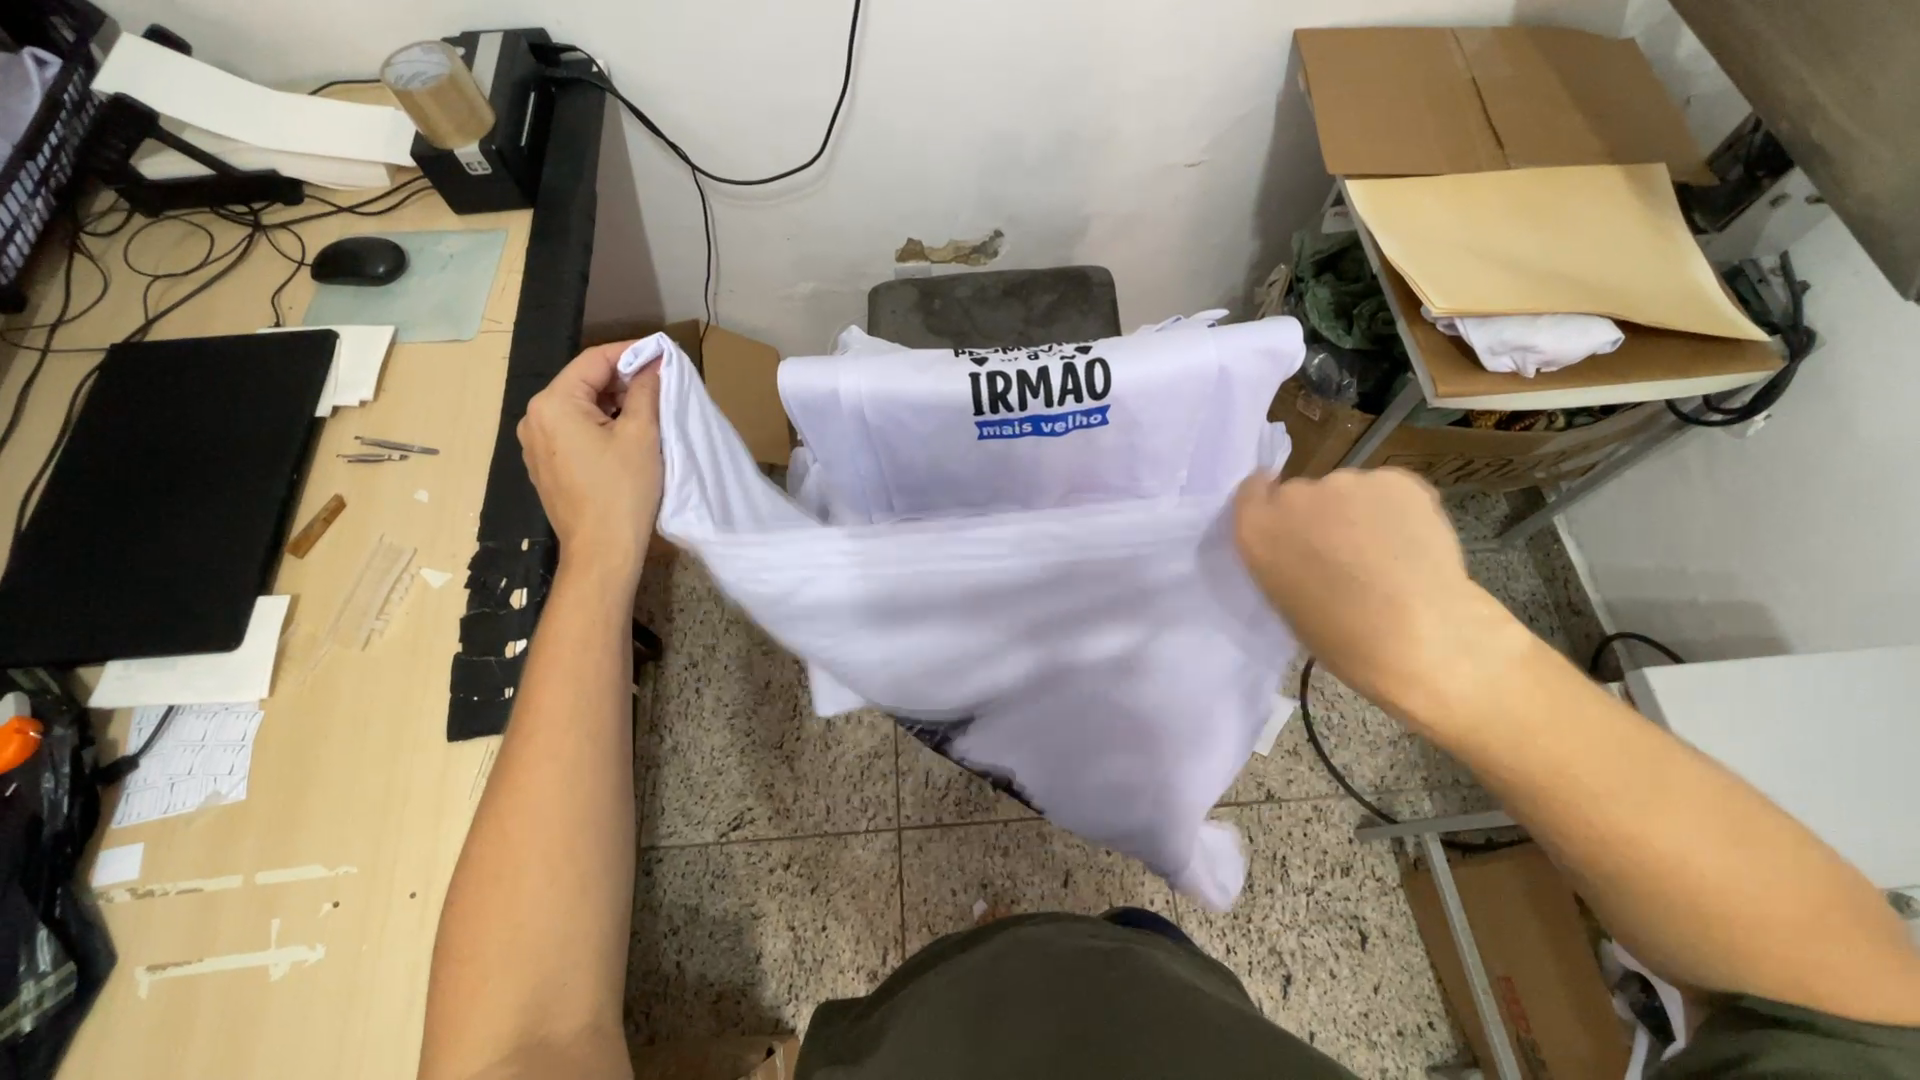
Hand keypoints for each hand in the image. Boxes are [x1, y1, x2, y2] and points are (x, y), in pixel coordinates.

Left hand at [517, 341, 662, 584]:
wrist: (602, 550)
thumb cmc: (623, 490)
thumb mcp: (641, 435)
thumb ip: (645, 391)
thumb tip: (653, 363)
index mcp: (553, 403)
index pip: (593, 360)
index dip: (630, 353)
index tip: (661, 354)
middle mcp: (534, 418)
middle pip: (582, 382)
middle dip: (621, 380)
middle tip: (660, 384)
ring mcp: (535, 444)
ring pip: (578, 408)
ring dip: (612, 404)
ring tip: (648, 410)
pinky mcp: (544, 465)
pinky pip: (572, 431)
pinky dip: (599, 425)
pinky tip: (625, 437)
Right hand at [1233, 468, 1528, 728]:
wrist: (1416, 635)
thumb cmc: (1341, 636)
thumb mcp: (1285, 598)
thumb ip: (1283, 557)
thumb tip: (1305, 547)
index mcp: (1258, 530)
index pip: (1252, 493)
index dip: (1271, 503)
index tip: (1289, 522)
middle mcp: (1295, 496)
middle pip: (1303, 494)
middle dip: (1320, 516)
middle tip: (1345, 553)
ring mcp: (1346, 482)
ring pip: (1349, 493)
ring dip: (1359, 513)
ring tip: (1387, 552)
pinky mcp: (1396, 479)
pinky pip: (1389, 490)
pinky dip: (1397, 509)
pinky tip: (1412, 542)